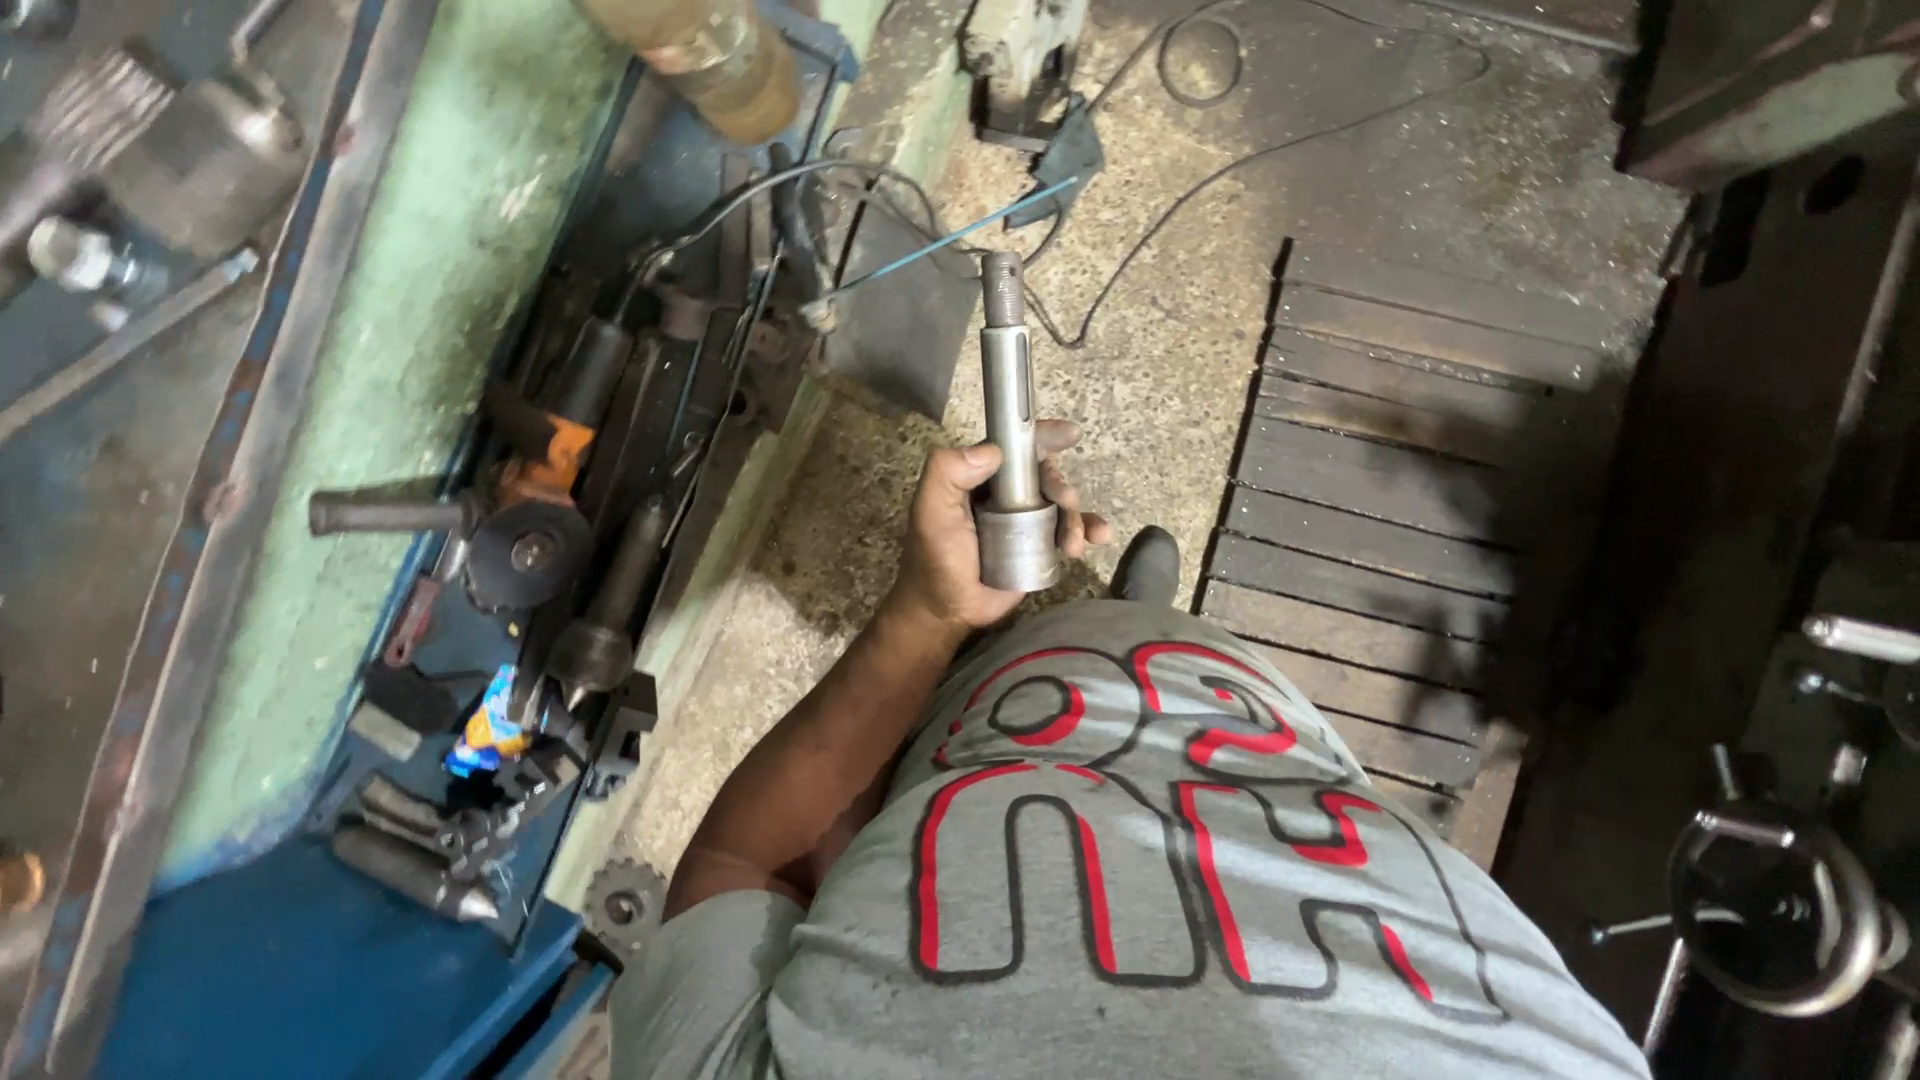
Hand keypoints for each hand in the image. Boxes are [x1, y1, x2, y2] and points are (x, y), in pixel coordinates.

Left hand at [886, 419, 1113, 633]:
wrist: (947, 610)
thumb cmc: (936, 559)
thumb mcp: (931, 512)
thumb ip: (947, 473)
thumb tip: (993, 451)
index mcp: (981, 478)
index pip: (1014, 447)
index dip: (1042, 436)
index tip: (1069, 434)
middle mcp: (1007, 494)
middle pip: (1045, 475)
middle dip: (1061, 484)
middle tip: (1064, 501)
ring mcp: (1027, 521)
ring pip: (1063, 504)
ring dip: (1077, 515)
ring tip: (1073, 542)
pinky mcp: (1040, 547)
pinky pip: (1071, 531)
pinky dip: (1090, 530)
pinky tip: (1098, 538)